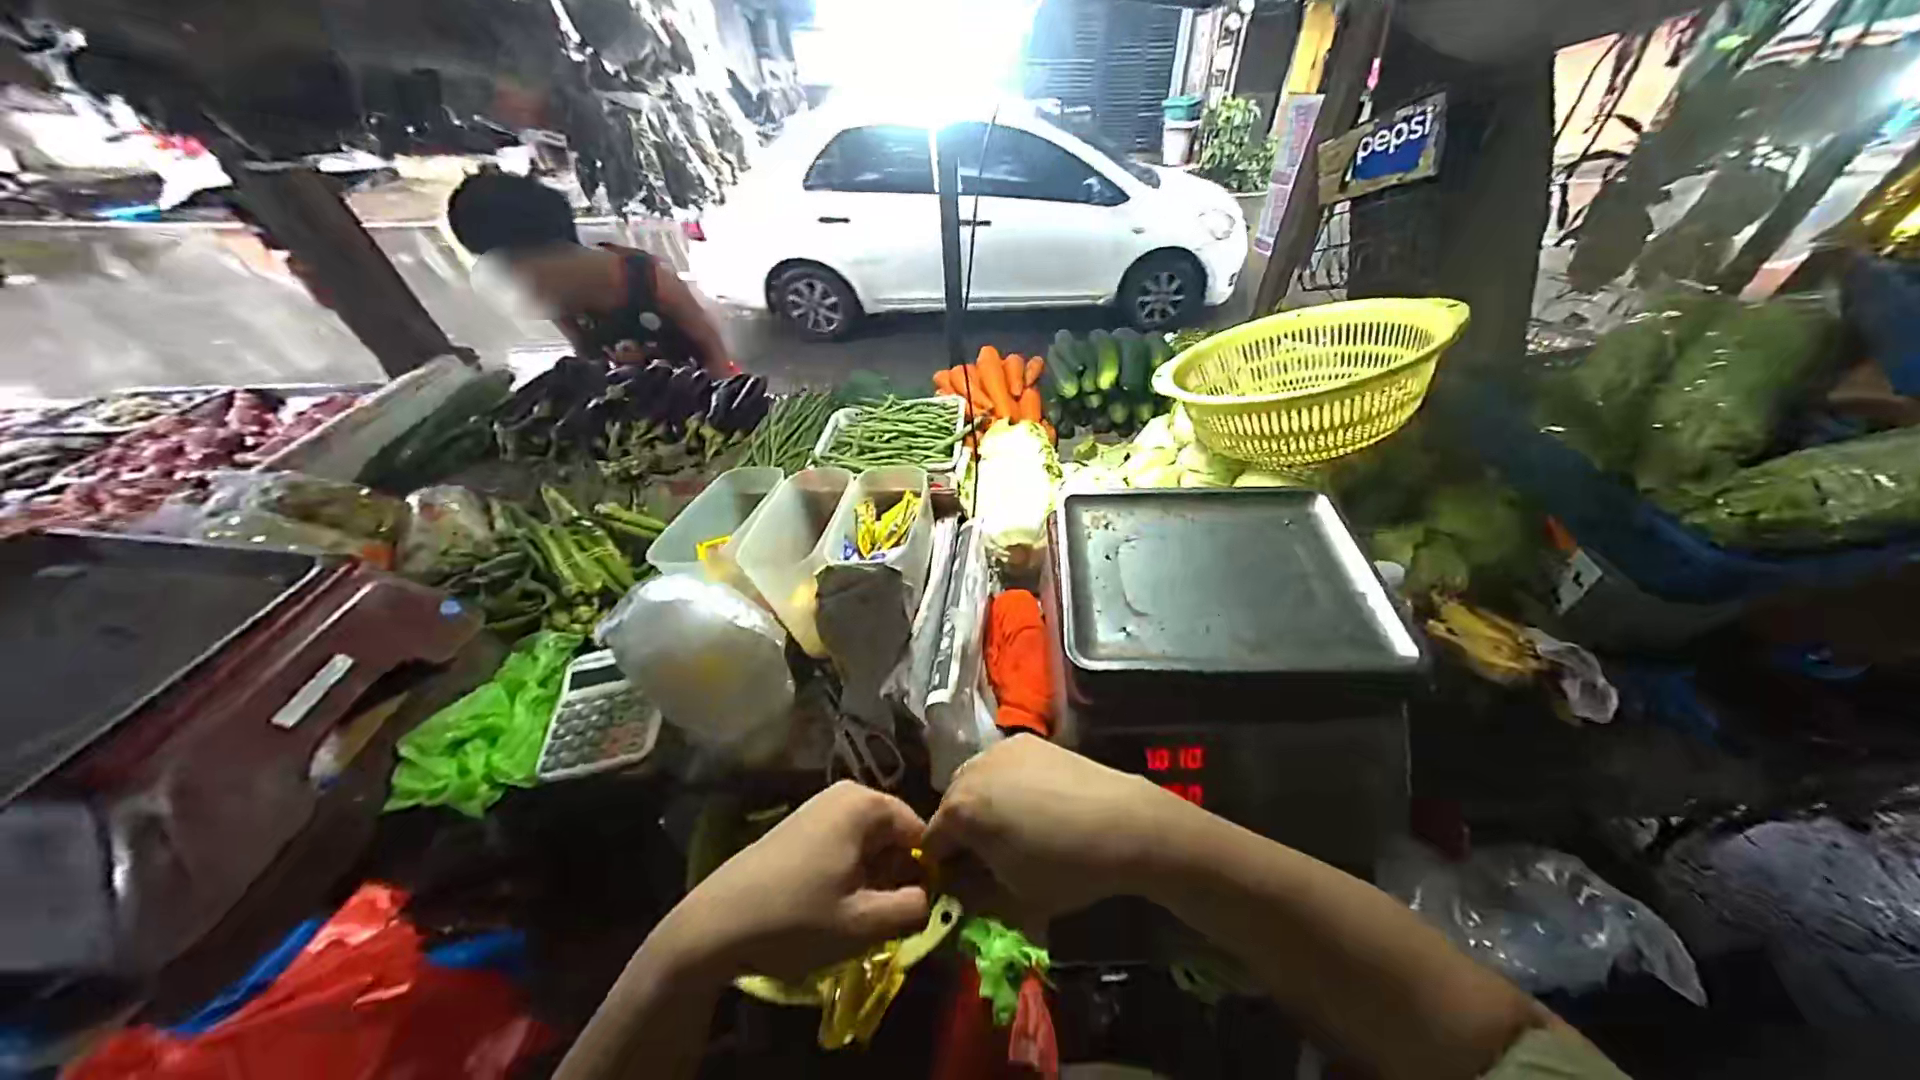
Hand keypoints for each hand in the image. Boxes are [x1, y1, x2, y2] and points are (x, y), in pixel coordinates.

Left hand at [645, 782, 930, 983]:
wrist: (714, 925)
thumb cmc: (796, 919)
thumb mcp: (864, 924)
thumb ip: (913, 909)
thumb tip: (930, 898)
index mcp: (866, 804)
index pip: (921, 833)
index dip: (926, 873)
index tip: (915, 911)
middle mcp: (845, 793)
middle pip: (893, 834)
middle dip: (896, 874)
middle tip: (883, 917)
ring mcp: (819, 805)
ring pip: (869, 841)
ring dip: (872, 876)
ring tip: (854, 914)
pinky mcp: (800, 823)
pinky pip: (844, 842)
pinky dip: (849, 871)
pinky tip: (830, 904)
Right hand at [923, 735, 1188, 916]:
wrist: (1123, 822)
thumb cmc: (1065, 867)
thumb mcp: (1012, 897)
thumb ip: (972, 893)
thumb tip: (956, 890)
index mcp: (958, 810)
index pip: (930, 843)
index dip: (943, 868)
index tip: (963, 883)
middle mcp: (970, 770)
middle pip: (950, 806)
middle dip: (963, 831)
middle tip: (991, 855)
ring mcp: (999, 749)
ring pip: (975, 781)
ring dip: (983, 803)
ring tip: (1016, 825)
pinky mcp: (1027, 740)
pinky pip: (1001, 766)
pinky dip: (1006, 782)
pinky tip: (1036, 801)